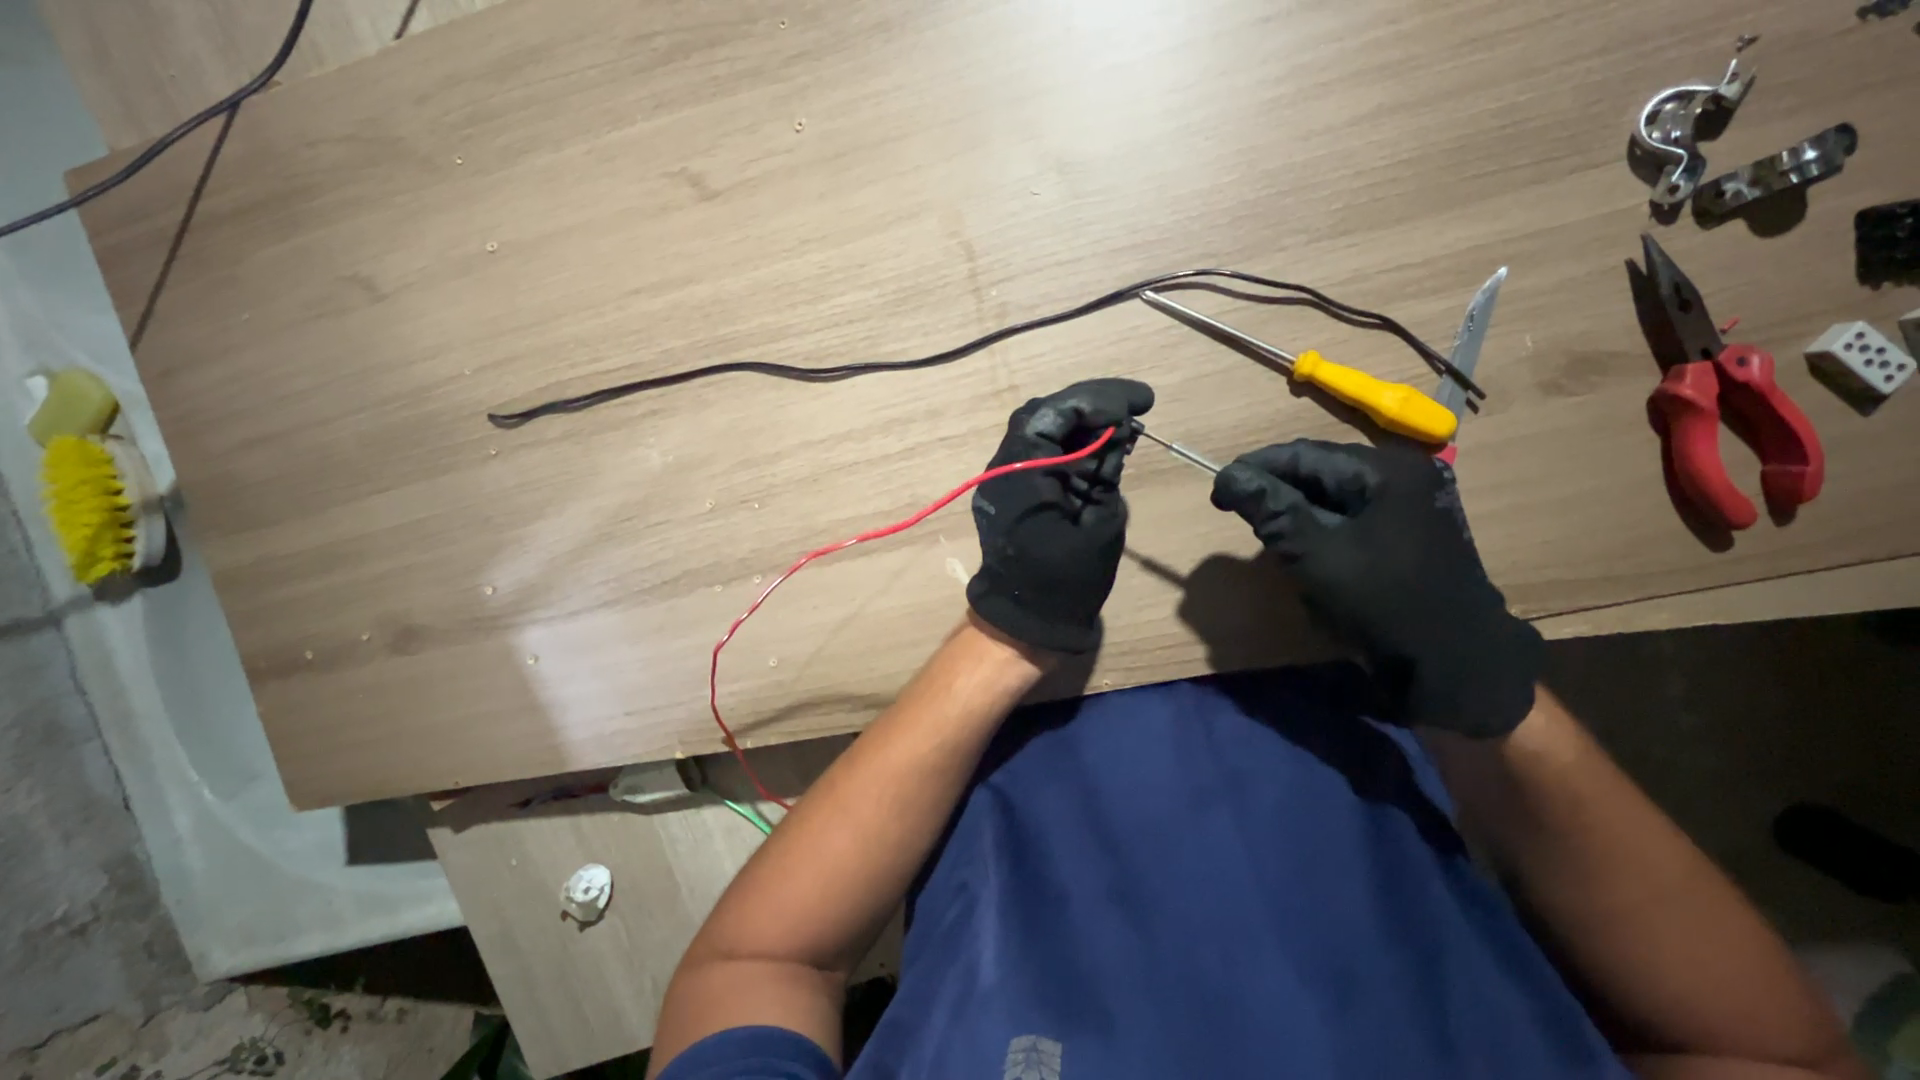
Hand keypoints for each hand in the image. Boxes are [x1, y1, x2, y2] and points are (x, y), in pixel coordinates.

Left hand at [966, 378, 1154, 653]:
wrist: (1024, 624)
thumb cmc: (1064, 581)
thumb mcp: (1101, 523)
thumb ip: (1106, 471)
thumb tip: (1117, 433)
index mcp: (1020, 470)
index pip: (1056, 411)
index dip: (1100, 399)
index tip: (1141, 402)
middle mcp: (1004, 466)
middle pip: (1045, 414)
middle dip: (1092, 405)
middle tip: (1135, 407)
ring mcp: (1003, 478)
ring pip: (1043, 431)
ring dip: (1084, 424)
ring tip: (1127, 425)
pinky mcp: (1012, 492)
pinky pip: (1041, 455)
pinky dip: (1073, 446)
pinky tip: (1105, 448)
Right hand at [1210, 438, 1540, 736]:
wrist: (1456, 666)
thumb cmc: (1382, 602)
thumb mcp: (1314, 554)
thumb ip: (1269, 510)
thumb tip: (1226, 478)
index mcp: (1387, 470)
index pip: (1304, 453)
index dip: (1255, 470)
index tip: (1217, 494)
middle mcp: (1406, 476)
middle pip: (1322, 473)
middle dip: (1279, 494)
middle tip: (1242, 518)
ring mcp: (1415, 507)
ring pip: (1337, 498)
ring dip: (1299, 515)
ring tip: (1270, 540)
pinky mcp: (1414, 537)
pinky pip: (1356, 521)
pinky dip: (1325, 533)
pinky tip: (1308, 556)